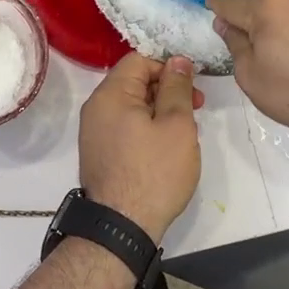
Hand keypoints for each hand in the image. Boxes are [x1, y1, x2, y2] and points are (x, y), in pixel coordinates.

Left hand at [78, 54, 201, 241]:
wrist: (122, 228)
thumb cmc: (154, 173)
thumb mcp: (176, 125)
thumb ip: (176, 88)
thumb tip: (178, 60)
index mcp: (110, 94)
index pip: (140, 60)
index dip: (169, 68)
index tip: (192, 88)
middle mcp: (96, 107)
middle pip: (134, 82)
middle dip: (166, 90)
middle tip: (195, 110)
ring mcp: (94, 131)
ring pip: (131, 106)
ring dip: (158, 111)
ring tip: (183, 133)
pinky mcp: (99, 152)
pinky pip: (124, 126)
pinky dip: (145, 128)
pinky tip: (164, 148)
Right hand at [206, 0, 288, 139]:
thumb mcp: (253, 79)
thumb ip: (235, 46)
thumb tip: (229, 25)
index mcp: (263, 4)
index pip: (225, 1)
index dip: (216, 13)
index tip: (218, 27)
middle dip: (252, 18)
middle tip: (261, 50)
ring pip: (284, 1)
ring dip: (280, 18)